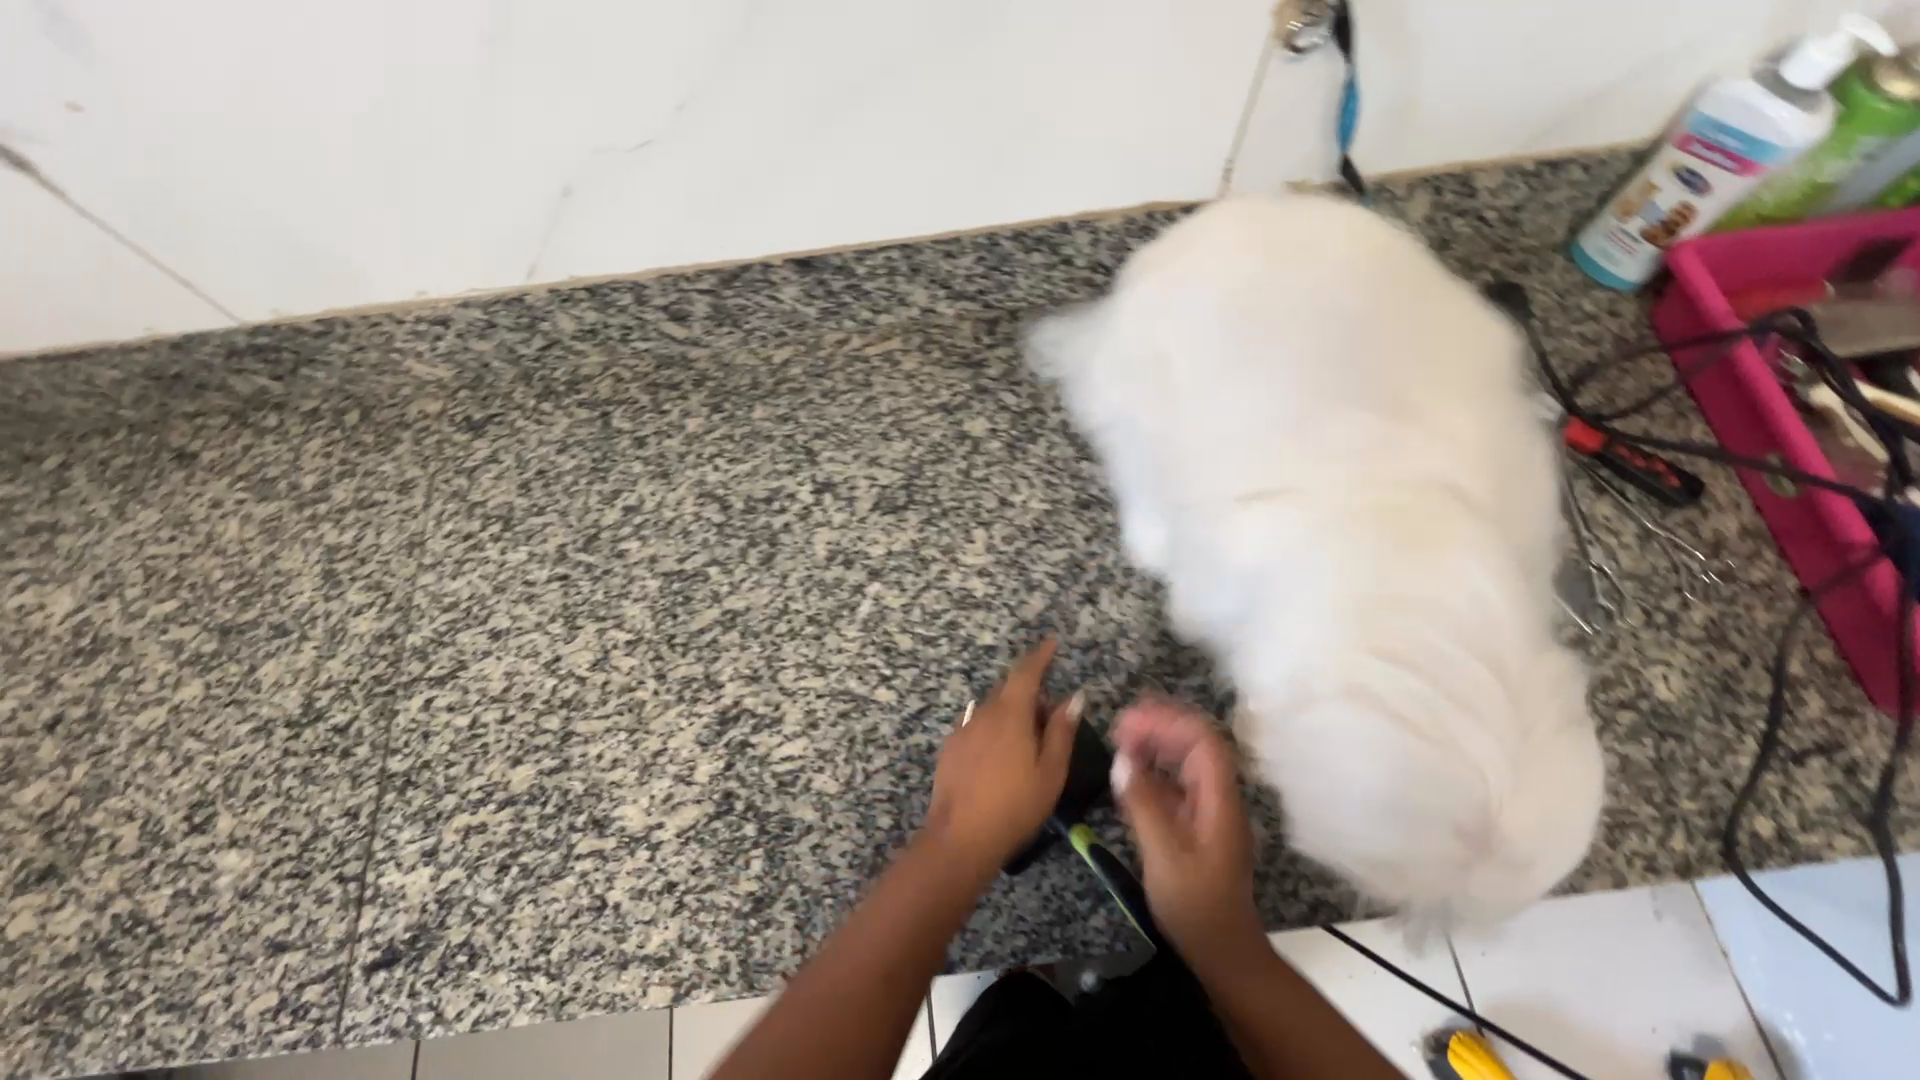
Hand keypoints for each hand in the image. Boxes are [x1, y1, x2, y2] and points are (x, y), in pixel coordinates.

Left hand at [923, 638, 1081, 875]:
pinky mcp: (949, 750)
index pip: (1026, 673)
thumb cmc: (1015, 805)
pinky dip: (993, 731)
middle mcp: (982, 714)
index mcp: (1010, 714)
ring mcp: (962, 731)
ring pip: (991, 711)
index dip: (1040, 656)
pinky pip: (976, 728)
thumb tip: (1073, 697)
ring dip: (1011, 715)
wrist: (960, 837)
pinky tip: (1000, 759)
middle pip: (1008, 692)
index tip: (1051, 643)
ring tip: (1027, 745)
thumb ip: (1061, 731)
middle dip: (1030, 696)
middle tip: (1050, 721)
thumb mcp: (1051, 771)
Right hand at [1110, 699, 1263, 968]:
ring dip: (1155, 747)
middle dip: (1160, 727)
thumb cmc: (1197, 907)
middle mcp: (1218, 799)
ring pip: (1185, 764)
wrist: (1223, 952)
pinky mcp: (1196, 827)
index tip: (1130, 718)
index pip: (1203, 742)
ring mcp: (1208, 812)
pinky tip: (1129, 775)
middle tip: (1119, 725)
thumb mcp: (1164, 856)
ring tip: (1120, 741)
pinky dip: (1153, 773)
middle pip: (1195, 746)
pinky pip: (1176, 786)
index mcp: (1219, 801)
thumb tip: (1122, 759)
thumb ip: (1143, 805)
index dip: (1169, 721)